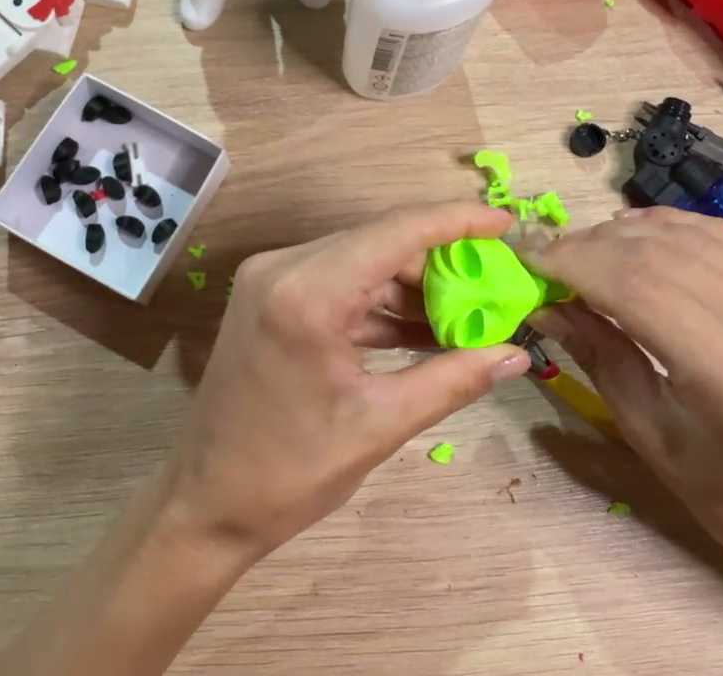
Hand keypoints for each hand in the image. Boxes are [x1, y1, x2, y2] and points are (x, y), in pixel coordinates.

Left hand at [161, 202, 531, 559]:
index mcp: (308, 292)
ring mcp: (270, 280)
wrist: (206, 502)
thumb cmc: (289, 471)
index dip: (456, 221)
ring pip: (360, 261)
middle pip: (379, 241)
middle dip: (440, 262)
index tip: (505, 225)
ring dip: (411, 287)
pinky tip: (422, 332)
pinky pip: (338, 283)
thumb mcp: (381, 424)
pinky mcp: (268, 297)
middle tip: (493, 288)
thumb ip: (454, 380)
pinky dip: (379, 304)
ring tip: (466, 318)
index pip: (397, 231)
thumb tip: (516, 354)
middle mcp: (283, 268)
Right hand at [523, 208, 722, 590]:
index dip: (575, 263)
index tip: (529, 259)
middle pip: (662, 254)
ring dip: (624, 231)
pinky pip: (720, 237)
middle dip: (591, 245)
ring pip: (690, 235)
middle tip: (546, 254)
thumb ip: (600, 356)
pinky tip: (630, 235)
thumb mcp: (649, 434)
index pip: (638, 289)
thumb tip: (546, 304)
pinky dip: (666, 227)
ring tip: (580, 247)